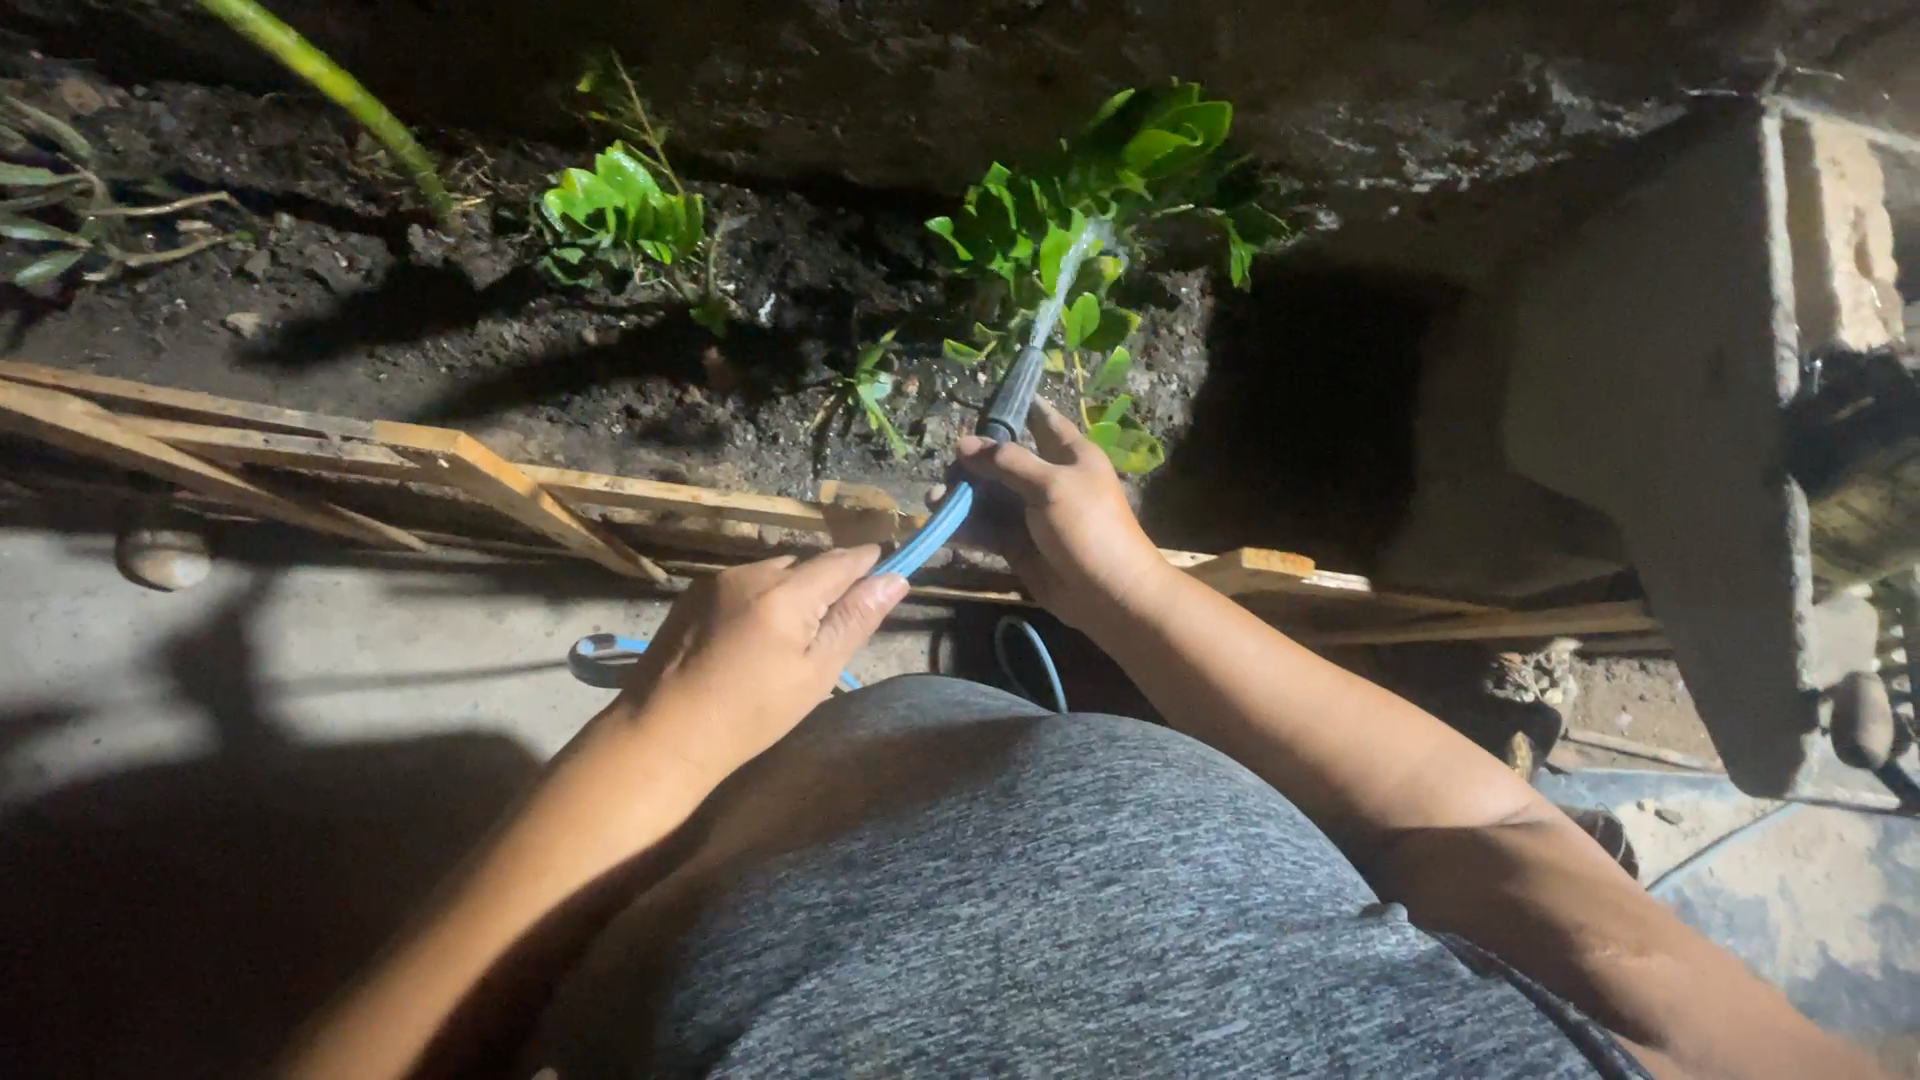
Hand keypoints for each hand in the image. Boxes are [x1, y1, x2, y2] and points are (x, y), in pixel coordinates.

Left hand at [604, 546, 908, 782]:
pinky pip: (744, 582)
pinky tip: (752, 635)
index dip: (867, 562)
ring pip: (774, 571)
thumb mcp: (816, 673)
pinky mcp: (693, 593)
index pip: (841, 561)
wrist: (661, 734)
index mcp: (785, 594)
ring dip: (791, 589)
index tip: (886, 566)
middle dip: (827, 582)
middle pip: (806, 564)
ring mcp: (717, 581)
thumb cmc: (750, 715)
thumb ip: (855, 620)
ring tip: (789, 634)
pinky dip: (761, 597)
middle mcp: (750, 574)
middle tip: (833, 624)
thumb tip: (895, 580)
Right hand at [949, 398, 1174, 630]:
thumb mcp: (1050, 485)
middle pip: (1004, 462)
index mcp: (1069, 455)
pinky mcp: (1019, 544)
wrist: (1107, 593)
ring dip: (963, 498)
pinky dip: (967, 527)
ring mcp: (1033, 514)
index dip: (1017, 408)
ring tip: (933, 500)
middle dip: (973, 463)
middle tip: (948, 470)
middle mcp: (1049, 480)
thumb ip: (1007, 462)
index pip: (1041, 420)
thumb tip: (964, 443)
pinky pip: (988, 529)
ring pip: (991, 497)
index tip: (985, 400)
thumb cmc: (1088, 527)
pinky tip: (944, 527)